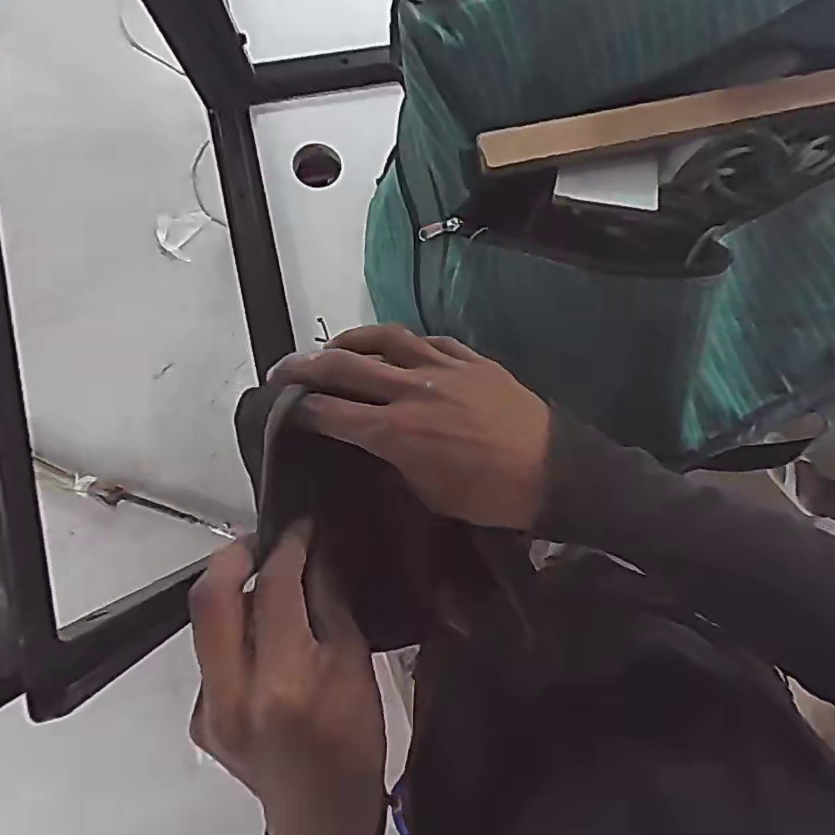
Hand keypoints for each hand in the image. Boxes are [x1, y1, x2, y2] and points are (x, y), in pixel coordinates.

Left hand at [188, 523, 387, 834]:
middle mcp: (232, 694)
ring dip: (230, 590)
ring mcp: (208, 709)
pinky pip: (210, 655)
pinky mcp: (199, 718)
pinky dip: (232, 631)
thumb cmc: (354, 745)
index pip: (273, 590)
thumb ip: (328, 605)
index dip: (288, 548)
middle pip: (209, 599)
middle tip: (262, 542)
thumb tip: (313, 557)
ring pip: (203, 624)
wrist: (320, 824)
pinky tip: (261, 636)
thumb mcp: (356, 668)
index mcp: (283, 682)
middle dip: (233, 555)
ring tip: (264, 579)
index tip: (301, 528)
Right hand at [267, 325, 551, 530]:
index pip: (332, 412)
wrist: (550, 471)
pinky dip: (403, 342)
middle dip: (305, 366)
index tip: (286, 408)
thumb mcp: (426, 493)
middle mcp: (411, 391)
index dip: (302, 409)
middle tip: (284, 369)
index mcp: (396, 432)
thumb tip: (371, 442)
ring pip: (384, 338)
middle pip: (344, 366)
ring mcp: (442, 368)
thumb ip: (392, 460)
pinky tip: (394, 348)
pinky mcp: (470, 359)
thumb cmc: (487, 495)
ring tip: (333, 347)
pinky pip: (428, 340)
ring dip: (350, 341)